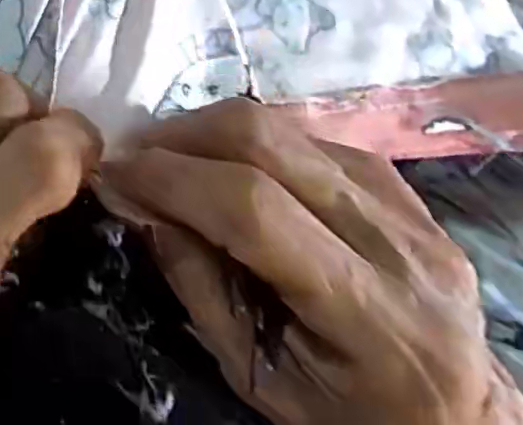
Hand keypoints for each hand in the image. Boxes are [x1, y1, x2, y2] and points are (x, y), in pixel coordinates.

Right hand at [98, 99, 522, 424]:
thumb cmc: (344, 416)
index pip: (251, 207)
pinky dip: (248, 140)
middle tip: (134, 157)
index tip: (112, 172)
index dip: (168, 177)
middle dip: (178, 135)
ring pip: (281, 126)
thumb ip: (192, 277)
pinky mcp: (404, 191)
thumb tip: (128, 197)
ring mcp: (410, 211)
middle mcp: (400, 248)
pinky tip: (228, 166)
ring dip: (205, 129)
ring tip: (170, 156)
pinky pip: (306, 136)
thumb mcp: (253, 372)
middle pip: (265, 142)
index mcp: (373, 316)